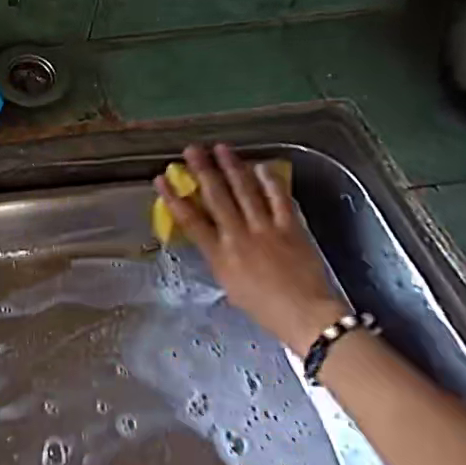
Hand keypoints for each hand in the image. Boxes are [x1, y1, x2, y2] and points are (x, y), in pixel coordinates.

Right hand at [155, 144, 346, 347]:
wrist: (304, 315)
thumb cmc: (264, 308)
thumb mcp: (230, 285)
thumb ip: (220, 258)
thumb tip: (213, 238)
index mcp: (219, 255)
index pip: (190, 221)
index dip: (173, 198)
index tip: (161, 179)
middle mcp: (238, 237)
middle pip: (216, 197)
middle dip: (202, 170)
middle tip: (192, 150)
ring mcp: (265, 229)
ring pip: (245, 191)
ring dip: (232, 167)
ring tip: (221, 148)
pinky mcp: (290, 227)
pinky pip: (278, 198)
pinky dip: (269, 181)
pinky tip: (261, 166)